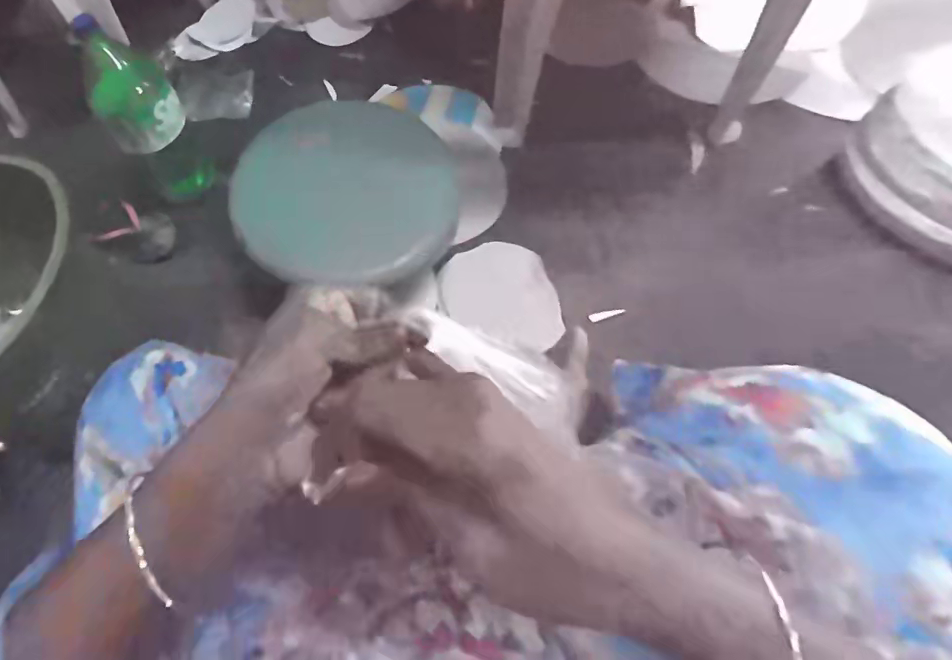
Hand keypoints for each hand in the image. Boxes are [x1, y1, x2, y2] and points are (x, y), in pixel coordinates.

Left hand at [207, 286, 411, 500]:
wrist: (258, 440)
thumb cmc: (282, 375)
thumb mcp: (321, 340)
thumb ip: (369, 335)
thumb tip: (416, 328)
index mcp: (315, 307)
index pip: (364, 299)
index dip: (388, 310)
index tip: (417, 328)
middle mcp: (329, 335)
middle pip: (377, 333)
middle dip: (396, 344)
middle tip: (422, 355)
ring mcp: (340, 373)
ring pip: (381, 365)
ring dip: (392, 373)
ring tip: (412, 380)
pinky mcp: (349, 407)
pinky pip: (378, 396)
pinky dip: (389, 398)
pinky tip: (407, 402)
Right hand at [311, 349, 675, 632]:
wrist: (634, 564)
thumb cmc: (551, 568)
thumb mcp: (467, 545)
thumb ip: (401, 492)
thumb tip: (340, 471)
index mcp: (460, 426)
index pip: (368, 404)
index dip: (333, 433)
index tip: (318, 471)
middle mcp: (466, 390)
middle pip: (380, 391)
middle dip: (351, 430)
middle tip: (338, 478)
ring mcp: (480, 388)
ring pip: (399, 385)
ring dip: (377, 422)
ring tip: (371, 470)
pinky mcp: (491, 398)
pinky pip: (427, 382)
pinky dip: (403, 407)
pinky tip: (398, 440)